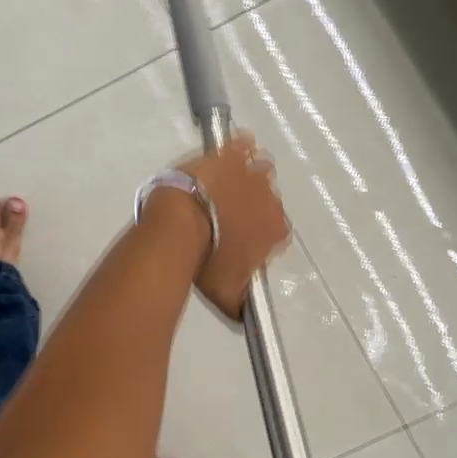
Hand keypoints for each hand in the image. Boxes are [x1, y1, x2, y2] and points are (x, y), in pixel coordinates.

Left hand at [178, 133, 287, 319]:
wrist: (179, 226)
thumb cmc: (204, 261)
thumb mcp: (224, 293)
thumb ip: (238, 303)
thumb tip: (241, 318)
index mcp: (273, 233)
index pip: (277, 229)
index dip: (261, 228)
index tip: (244, 229)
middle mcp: (269, 203)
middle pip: (268, 198)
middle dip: (255, 199)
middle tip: (234, 203)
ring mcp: (249, 177)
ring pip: (259, 170)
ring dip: (252, 170)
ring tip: (240, 170)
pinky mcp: (228, 158)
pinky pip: (241, 147)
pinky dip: (241, 144)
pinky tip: (242, 140)